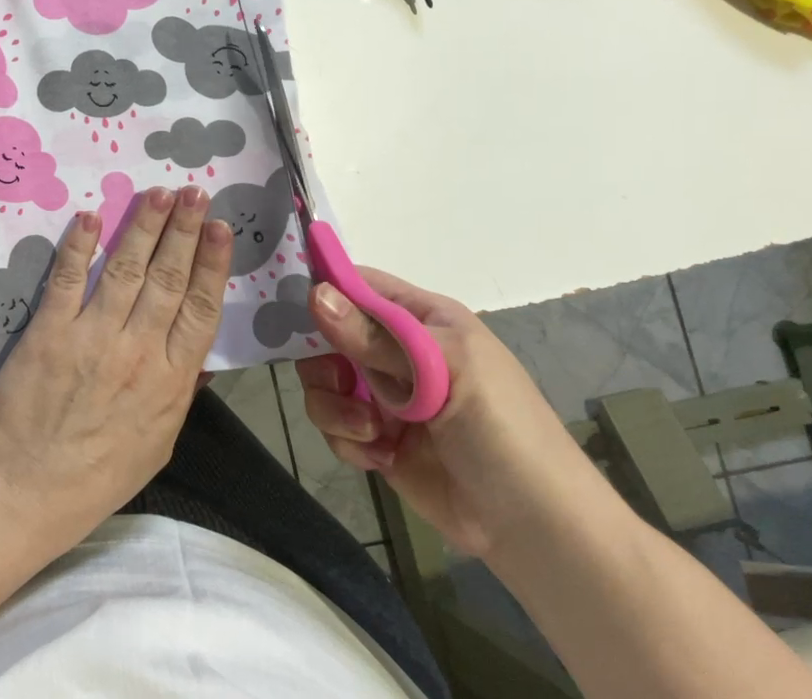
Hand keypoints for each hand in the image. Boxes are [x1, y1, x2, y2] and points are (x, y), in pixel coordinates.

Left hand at [0, 186, 233, 535]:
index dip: (212, 263)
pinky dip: (79, 247)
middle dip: (183, 230)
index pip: (201, 309)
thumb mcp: (159, 442)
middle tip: (194, 190)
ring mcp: (92, 338)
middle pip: (168, 279)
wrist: (32, 487)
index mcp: (172, 379)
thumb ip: (179, 395)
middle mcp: (138, 350)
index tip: (221, 227)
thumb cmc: (100, 473)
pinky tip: (91, 217)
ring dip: (142, 227)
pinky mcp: (49, 333)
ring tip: (157, 193)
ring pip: (125, 270)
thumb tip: (199, 360)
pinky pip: (67, 281)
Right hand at [297, 270, 611, 560]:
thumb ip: (377, 336)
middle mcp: (397, 352)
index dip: (319, 289)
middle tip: (338, 384)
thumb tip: (315, 293)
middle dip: (322, 363)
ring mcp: (383, 396)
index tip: (281, 305)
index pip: (357, 285)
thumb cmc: (503, 431)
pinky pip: (331, 425)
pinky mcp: (373, 437)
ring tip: (371, 433)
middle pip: (325, 336)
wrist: (530, 526)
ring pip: (321, 383)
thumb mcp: (446, 372)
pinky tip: (381, 457)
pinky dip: (347, 441)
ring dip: (334, 409)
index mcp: (422, 321)